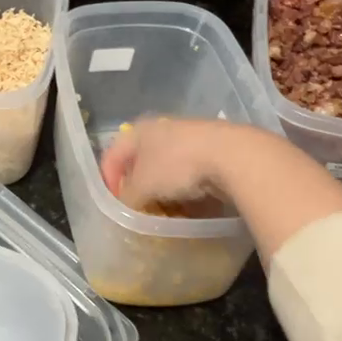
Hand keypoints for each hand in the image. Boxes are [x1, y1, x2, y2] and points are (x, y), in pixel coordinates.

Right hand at [98, 118, 246, 211]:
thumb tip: (124, 206)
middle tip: (138, 210)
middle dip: (137, 188)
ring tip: (166, 212)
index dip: (108, 181)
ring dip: (162, 191)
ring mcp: (187, 138)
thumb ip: (127, 197)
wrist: (233, 155)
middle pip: (139, 163)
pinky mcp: (210, 150)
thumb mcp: (142, 186)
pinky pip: (189, 174)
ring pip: (165, 169)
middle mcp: (160, 129)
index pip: (112, 156)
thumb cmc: (177, 165)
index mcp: (138, 131)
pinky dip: (185, 190)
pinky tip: (190, 205)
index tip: (115, 204)